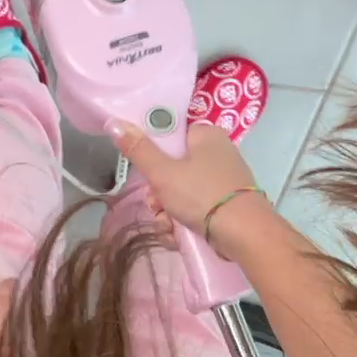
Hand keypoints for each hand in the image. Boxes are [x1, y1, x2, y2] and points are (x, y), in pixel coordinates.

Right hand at [110, 119, 263, 236]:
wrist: (243, 233)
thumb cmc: (201, 195)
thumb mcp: (163, 172)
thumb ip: (138, 150)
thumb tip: (113, 122)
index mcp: (205, 135)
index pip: (169, 137)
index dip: (152, 157)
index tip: (147, 176)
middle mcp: (216, 154)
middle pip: (170, 169)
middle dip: (158, 195)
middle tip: (158, 206)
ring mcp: (221, 181)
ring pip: (178, 194)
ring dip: (166, 213)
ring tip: (169, 226)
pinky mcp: (223, 205)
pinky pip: (192, 209)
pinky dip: (181, 222)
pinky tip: (177, 234)